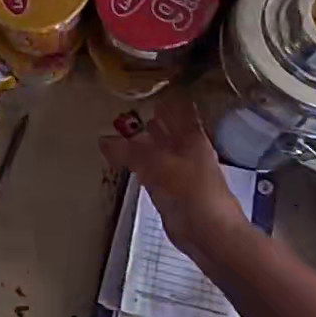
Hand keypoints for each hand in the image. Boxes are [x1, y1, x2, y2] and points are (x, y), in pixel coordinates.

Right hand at [97, 91, 247, 251]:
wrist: (211, 235)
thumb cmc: (194, 194)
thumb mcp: (160, 167)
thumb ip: (131, 152)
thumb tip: (103, 139)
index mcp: (191, 136)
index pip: (178, 106)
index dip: (165, 93)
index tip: (144, 82)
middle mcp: (185, 149)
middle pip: (166, 126)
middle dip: (147, 116)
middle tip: (122, 103)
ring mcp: (178, 170)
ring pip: (157, 148)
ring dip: (140, 139)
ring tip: (117, 126)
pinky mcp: (169, 190)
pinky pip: (150, 169)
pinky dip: (137, 162)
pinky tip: (122, 158)